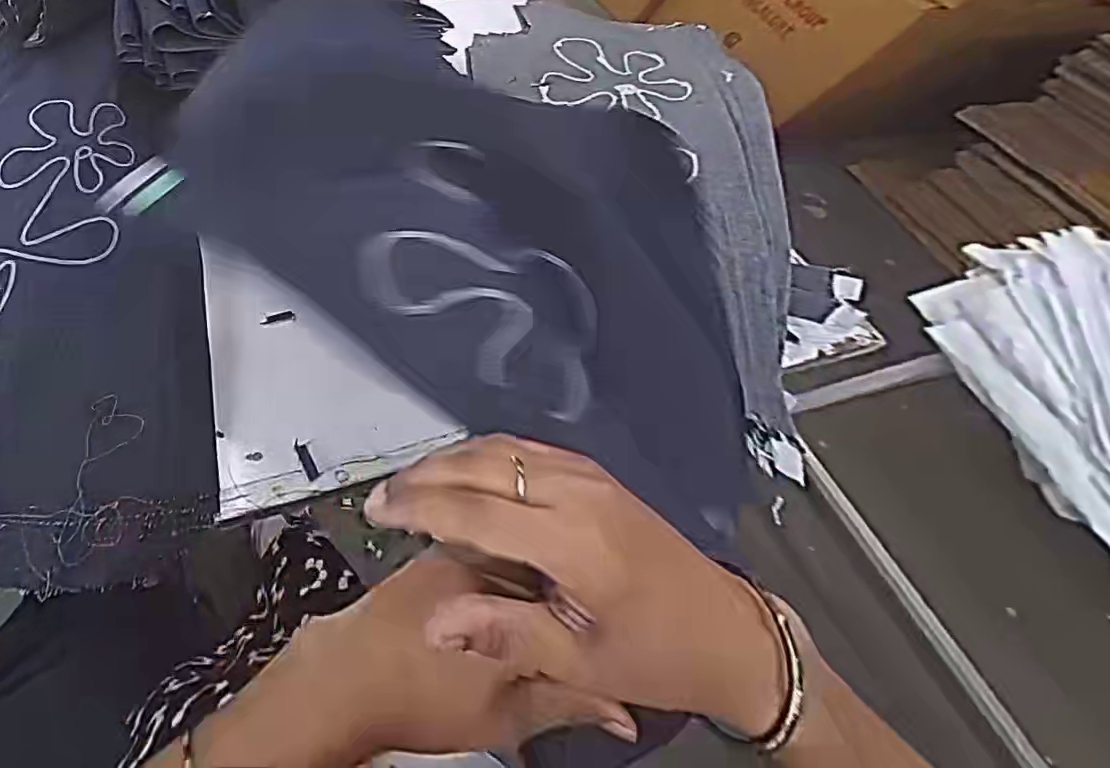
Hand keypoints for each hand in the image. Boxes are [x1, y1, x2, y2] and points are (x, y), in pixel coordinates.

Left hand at [195, 547, 637, 766]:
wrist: (345, 675)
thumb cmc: (416, 697)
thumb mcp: (502, 715)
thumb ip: (564, 702)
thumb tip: (616, 710)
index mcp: (501, 599)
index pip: (566, 589)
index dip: (592, 606)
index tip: (610, 619)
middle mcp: (474, 565)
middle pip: (535, 559)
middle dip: (561, 580)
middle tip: (583, 611)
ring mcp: (446, 555)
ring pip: (503, 550)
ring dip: (525, 566)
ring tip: (545, 598)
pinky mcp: (425, 558)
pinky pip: (472, 549)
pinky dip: (493, 566)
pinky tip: (499, 594)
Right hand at [364, 436, 787, 737]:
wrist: (729, 632)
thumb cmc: (659, 654)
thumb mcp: (581, 664)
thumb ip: (503, 634)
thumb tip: (436, 626)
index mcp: (576, 544)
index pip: (473, 512)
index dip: (417, 508)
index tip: (379, 511)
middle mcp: (577, 494)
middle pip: (476, 466)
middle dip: (419, 478)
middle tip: (382, 496)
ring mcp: (583, 473)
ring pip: (492, 448)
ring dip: (441, 460)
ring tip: (407, 483)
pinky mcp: (586, 468)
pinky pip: (515, 445)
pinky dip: (473, 453)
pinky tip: (453, 470)